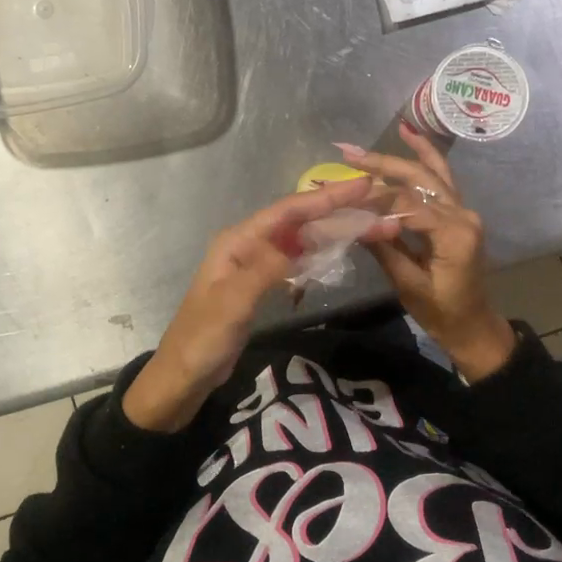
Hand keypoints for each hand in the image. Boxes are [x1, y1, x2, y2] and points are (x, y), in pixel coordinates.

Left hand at [122, 176, 376, 432]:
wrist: (183, 376)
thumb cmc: (203, 338)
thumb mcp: (233, 304)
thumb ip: (266, 270)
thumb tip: (301, 245)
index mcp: (238, 241)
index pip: (288, 211)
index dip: (325, 197)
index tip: (361, 186)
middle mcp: (248, 245)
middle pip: (298, 220)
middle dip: (337, 211)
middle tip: (378, 203)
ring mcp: (255, 265)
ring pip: (301, 238)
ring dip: (333, 230)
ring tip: (371, 224)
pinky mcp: (262, 285)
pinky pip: (297, 260)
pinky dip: (321, 253)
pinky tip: (342, 251)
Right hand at [339, 124, 516, 381]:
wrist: (472, 326)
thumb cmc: (441, 312)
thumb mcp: (408, 284)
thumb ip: (383, 246)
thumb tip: (352, 217)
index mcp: (453, 234)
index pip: (405, 203)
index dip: (371, 197)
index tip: (340, 192)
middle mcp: (463, 215)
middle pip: (419, 179)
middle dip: (382, 165)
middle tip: (348, 153)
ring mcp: (464, 212)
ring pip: (433, 173)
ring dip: (407, 152)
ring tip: (392, 128)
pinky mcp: (459, 214)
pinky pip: (443, 180)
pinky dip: (428, 158)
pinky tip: (413, 138)